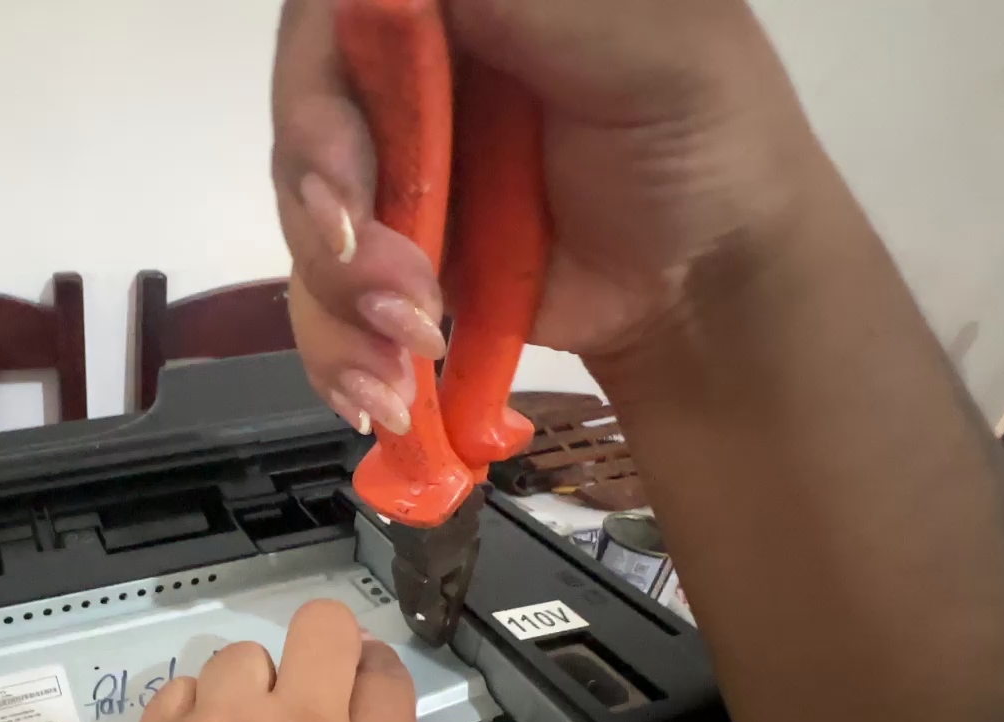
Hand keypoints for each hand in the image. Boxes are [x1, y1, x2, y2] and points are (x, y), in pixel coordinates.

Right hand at [273, 0, 831, 429]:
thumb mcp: (652, 49)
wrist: (694, 285)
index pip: (334, 24)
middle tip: (395, 290)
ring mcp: (391, 186)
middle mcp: (407, 92)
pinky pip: (324, 308)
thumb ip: (537, 7)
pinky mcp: (385, 267)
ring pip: (303, 238)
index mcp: (457, 16)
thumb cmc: (701, 147)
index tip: (341, 173)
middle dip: (327, 226)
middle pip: (301, 141)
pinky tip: (379, 400)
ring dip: (339, 313)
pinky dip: (338, 360)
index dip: (308, 96)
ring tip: (399, 373)